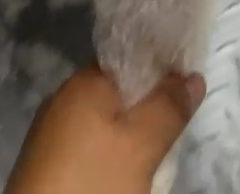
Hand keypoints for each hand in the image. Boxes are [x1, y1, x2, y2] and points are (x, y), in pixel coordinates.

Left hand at [5, 66, 205, 192]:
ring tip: (150, 164)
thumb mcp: (142, 145)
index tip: (184, 88)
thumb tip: (192, 75)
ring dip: (130, 140)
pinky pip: (89, 148)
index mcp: (84, 81)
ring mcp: (52, 133)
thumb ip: (169, 107)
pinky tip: (122, 179)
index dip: (161, 69)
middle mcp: (64, 98)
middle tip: (170, 135)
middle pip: (119, 93)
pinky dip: (109, 158)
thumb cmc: (92, 181)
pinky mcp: (47, 165)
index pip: (130, 58)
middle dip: (147, 111)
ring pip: (105, 124)